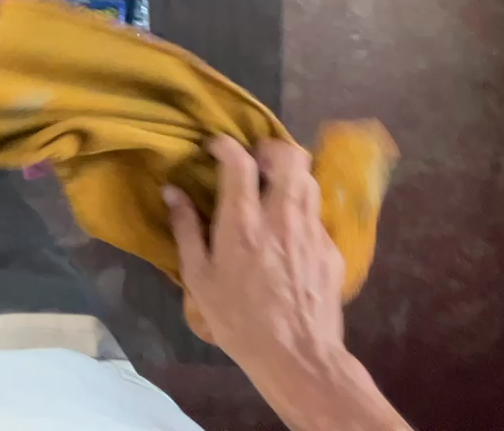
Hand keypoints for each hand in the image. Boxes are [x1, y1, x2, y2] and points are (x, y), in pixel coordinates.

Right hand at [165, 138, 410, 430]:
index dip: (225, 144)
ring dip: (289, 173)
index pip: (239, 160)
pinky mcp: (331, 249)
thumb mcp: (199, 277)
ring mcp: (311, 231)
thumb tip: (172, 191)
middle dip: (269, 149)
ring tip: (272, 186)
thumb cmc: (238, 318)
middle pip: (288, 156)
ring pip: (308, 178)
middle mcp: (280, 217)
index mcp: (243, 222)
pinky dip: (300, 208)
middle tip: (253, 160)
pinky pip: (316, 212)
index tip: (214, 147)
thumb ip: (186, 228)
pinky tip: (288, 229)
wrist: (299, 360)